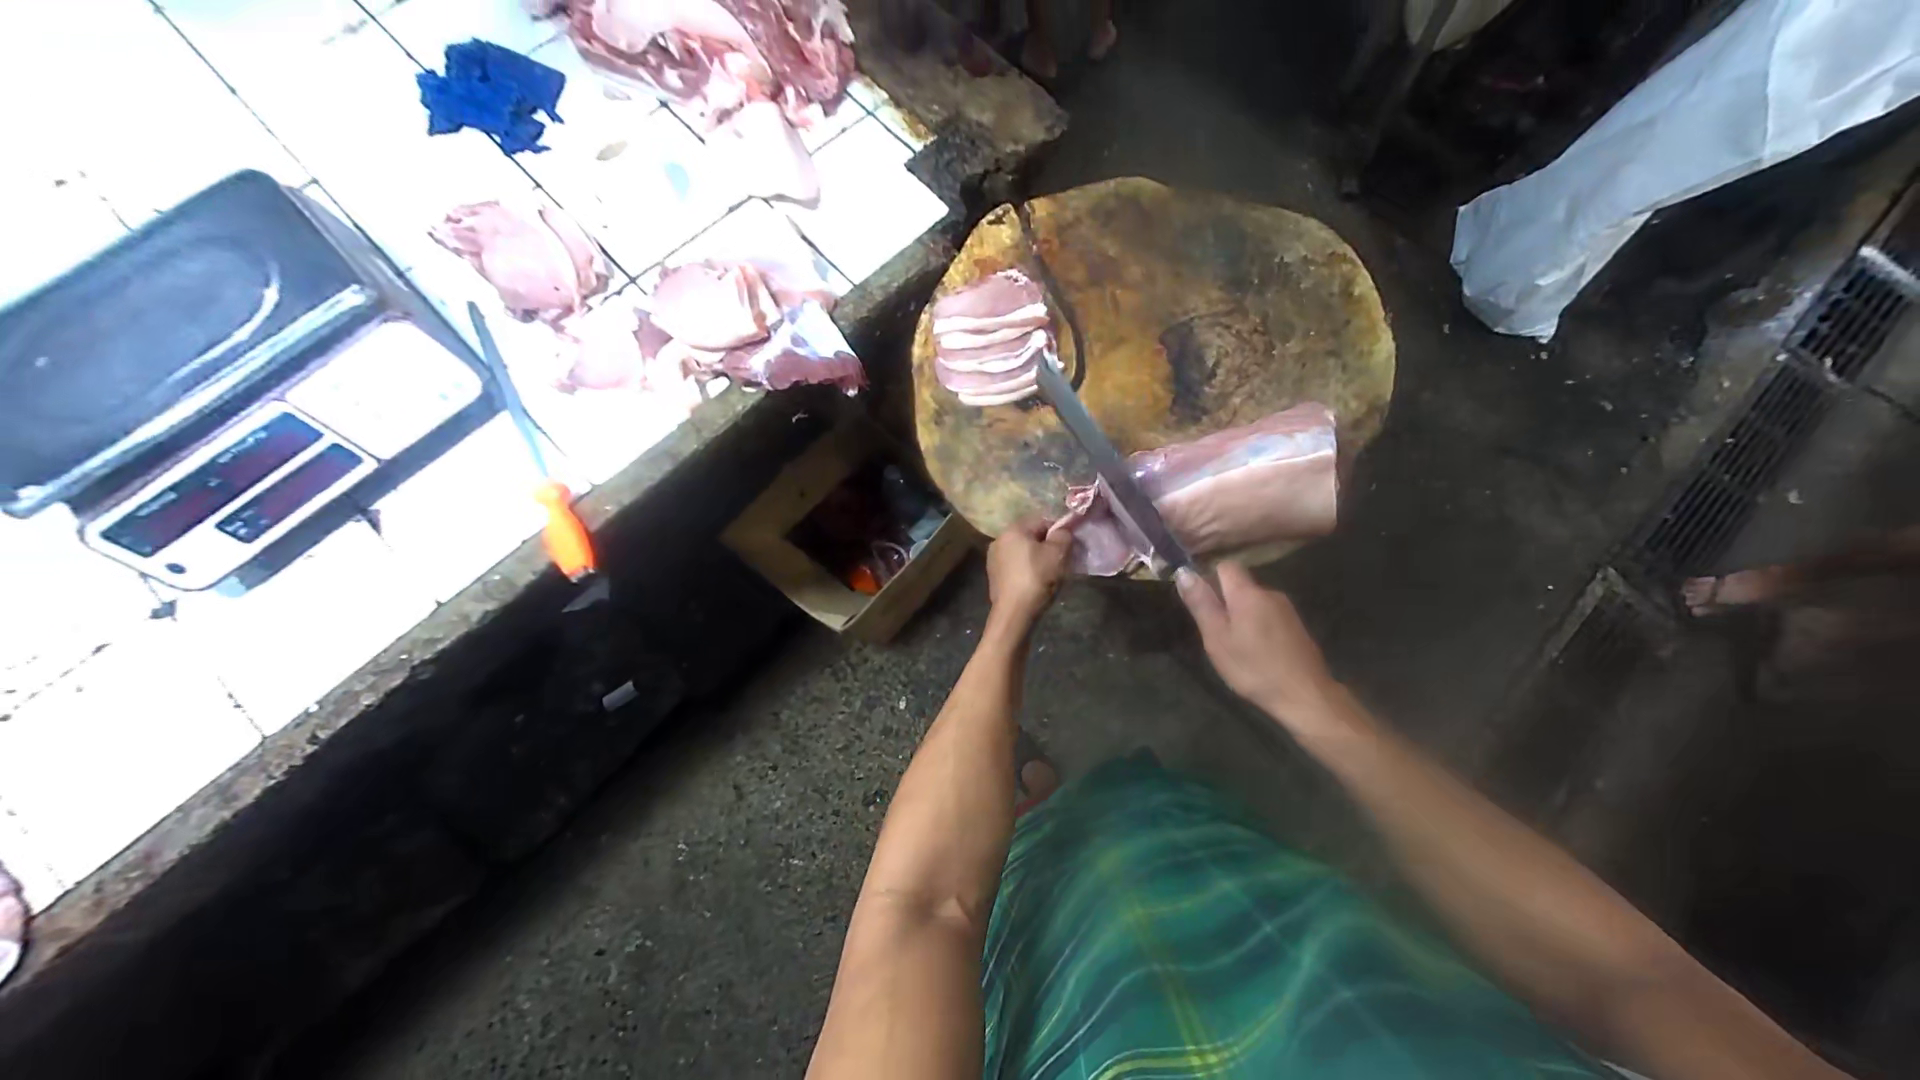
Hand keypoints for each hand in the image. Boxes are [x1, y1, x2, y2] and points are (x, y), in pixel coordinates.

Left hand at [986, 518, 1072, 626]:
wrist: (1014, 613)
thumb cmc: (1036, 578)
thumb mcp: (1057, 553)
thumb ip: (1063, 535)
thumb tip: (1062, 531)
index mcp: (1013, 529)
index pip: (1042, 520)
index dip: (1059, 530)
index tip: (1069, 546)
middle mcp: (999, 539)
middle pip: (1031, 536)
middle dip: (1047, 545)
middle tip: (1061, 560)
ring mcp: (994, 558)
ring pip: (1023, 551)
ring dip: (1037, 558)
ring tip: (1050, 574)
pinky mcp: (994, 576)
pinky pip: (1016, 565)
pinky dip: (1027, 569)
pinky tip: (1036, 582)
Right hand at [1176, 562, 1340, 731]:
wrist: (1305, 695)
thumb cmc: (1253, 667)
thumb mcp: (1217, 638)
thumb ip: (1201, 603)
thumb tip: (1183, 572)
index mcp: (1248, 593)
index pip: (1225, 566)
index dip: (1209, 577)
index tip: (1201, 602)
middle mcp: (1269, 593)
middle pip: (1240, 584)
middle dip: (1224, 601)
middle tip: (1214, 632)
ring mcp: (1286, 610)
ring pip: (1254, 601)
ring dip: (1241, 615)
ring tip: (1234, 645)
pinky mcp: (1296, 626)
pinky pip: (1268, 615)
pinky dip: (1257, 626)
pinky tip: (1256, 651)